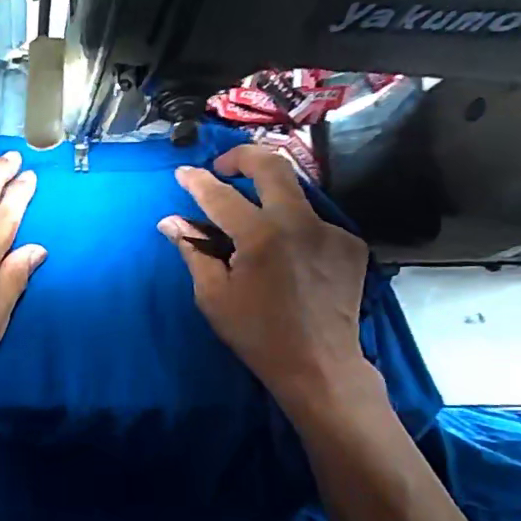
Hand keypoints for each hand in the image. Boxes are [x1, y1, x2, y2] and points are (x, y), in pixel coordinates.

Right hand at [159, 146, 376, 410]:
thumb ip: (193, 251)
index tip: (182, 173)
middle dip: (244, 157)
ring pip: (295, 195)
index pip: (222, 197)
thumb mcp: (212, 295)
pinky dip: (289, 228)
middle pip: (274, 168)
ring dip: (267, 195)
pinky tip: (280, 254)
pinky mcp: (349, 244)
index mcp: (262, 237)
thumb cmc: (254, 332)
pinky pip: (312, 222)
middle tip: (223, 166)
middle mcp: (301, 223)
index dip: (197, 182)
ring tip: (248, 216)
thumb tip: (171, 222)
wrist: (317, 363)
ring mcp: (331, 231)